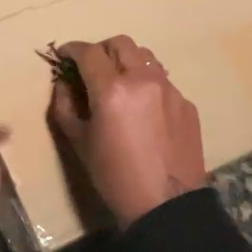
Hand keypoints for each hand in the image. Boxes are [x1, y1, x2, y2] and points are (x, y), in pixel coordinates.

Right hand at [50, 35, 206, 226]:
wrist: (167, 207)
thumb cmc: (115, 177)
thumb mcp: (79, 143)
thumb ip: (65, 106)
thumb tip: (64, 84)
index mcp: (112, 89)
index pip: (88, 52)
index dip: (72, 49)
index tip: (64, 55)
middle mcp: (143, 79)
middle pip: (120, 43)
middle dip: (101, 50)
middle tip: (92, 68)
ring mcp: (169, 89)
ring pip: (145, 57)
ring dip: (127, 62)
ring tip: (120, 84)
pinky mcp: (187, 103)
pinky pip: (163, 81)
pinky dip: (147, 85)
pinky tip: (144, 111)